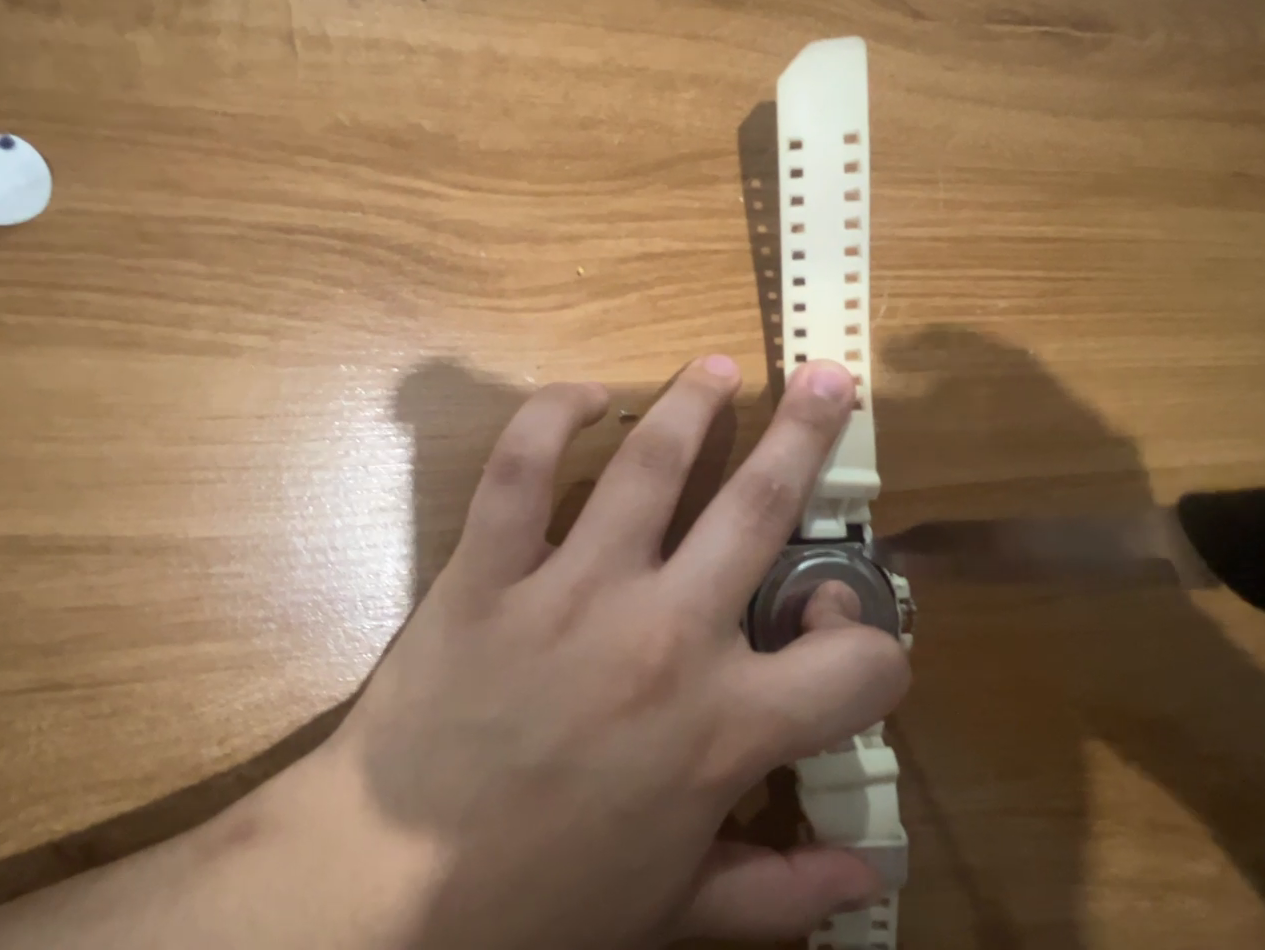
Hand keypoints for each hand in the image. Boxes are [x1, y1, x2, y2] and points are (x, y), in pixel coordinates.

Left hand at [298, 356, 909, 947]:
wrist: (390, 887)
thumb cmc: (539, 904)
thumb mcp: (675, 912)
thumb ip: (779, 891)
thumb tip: (865, 873)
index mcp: (725, 727)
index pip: (857, 665)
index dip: (875, 654)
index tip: (843, 640)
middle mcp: (665, 637)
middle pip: (759, 510)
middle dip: (807, 438)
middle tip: (830, 380)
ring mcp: (572, 590)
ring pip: (650, 467)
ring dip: (693, 405)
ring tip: (720, 368)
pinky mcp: (487, 571)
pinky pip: (519, 470)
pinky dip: (551, 418)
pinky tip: (584, 395)